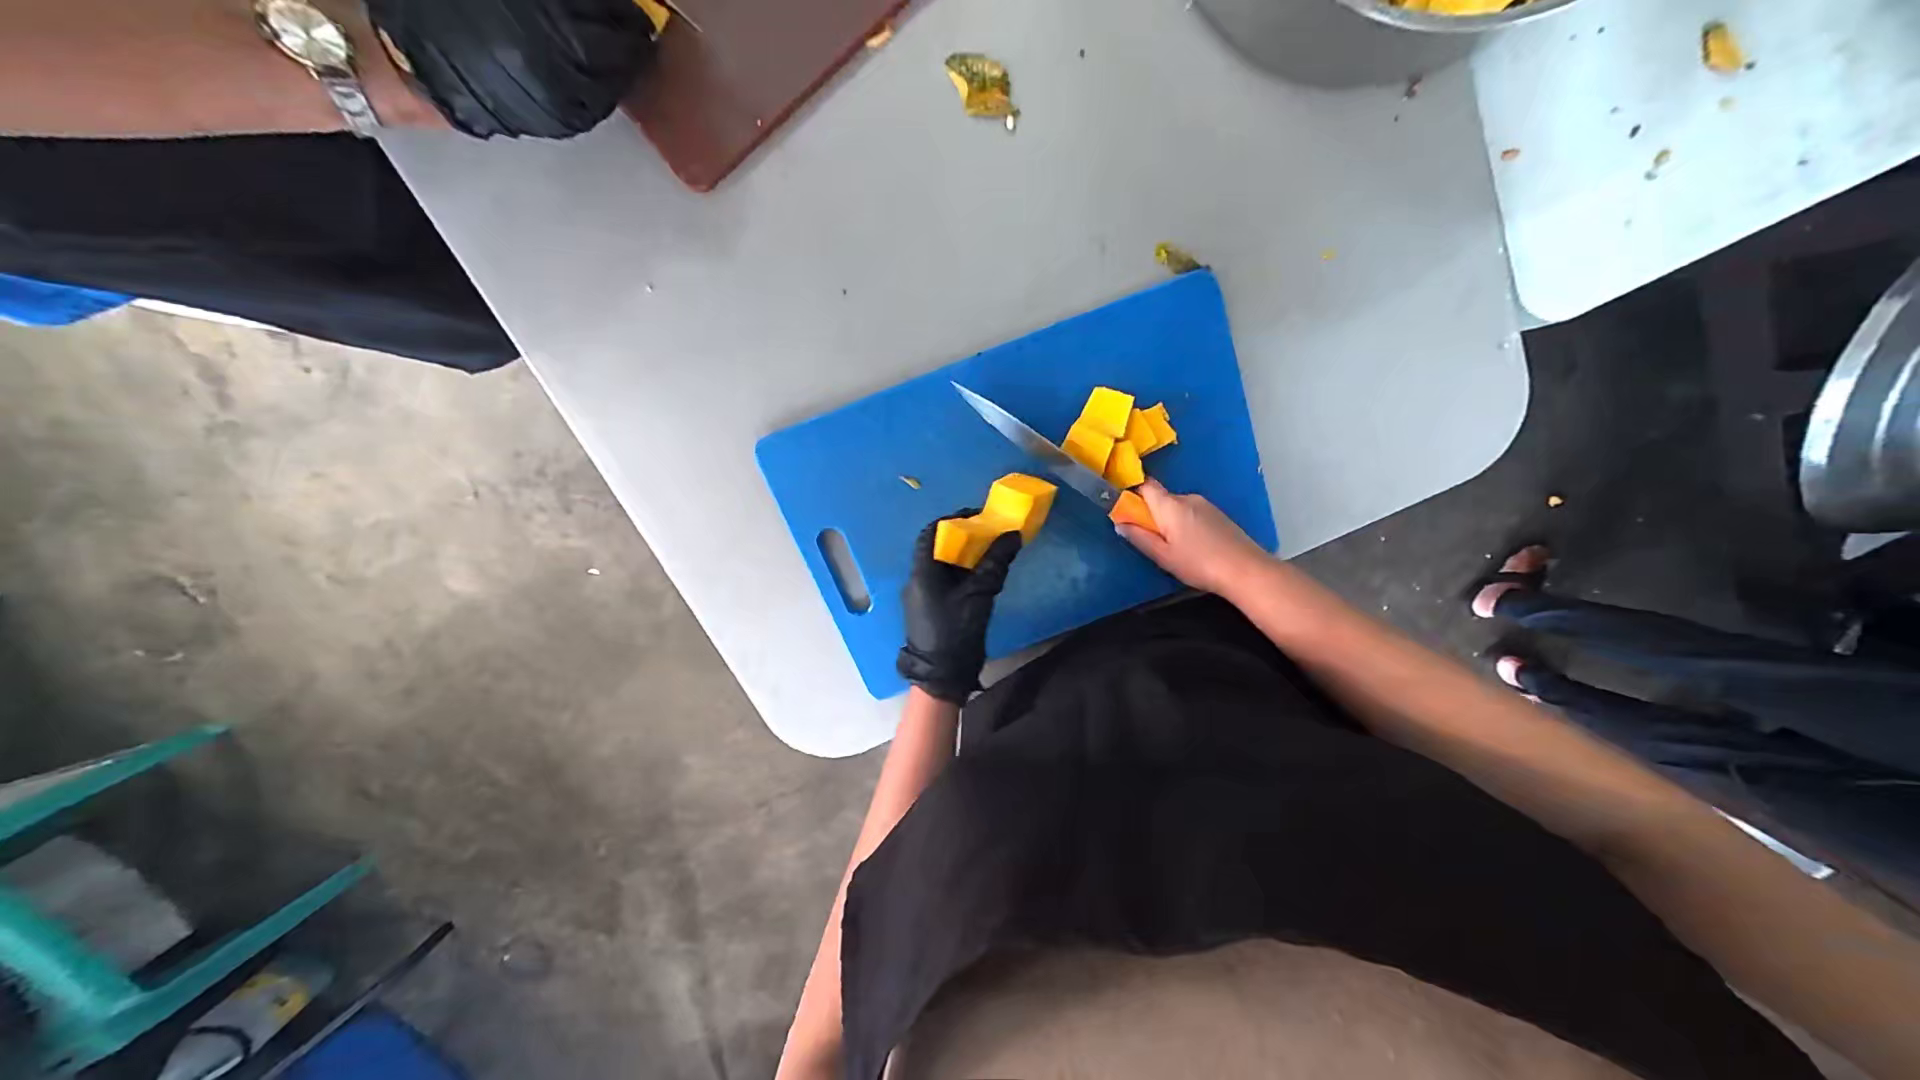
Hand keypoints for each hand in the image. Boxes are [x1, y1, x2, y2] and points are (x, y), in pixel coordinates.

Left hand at [896, 512, 1022, 702]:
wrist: (942, 675)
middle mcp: (917, 580)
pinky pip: (944, 582)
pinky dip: (962, 574)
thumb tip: (1013, 535)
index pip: (931, 532)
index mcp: (922, 572)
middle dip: (962, 538)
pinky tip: (981, 578)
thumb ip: (995, 563)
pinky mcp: (930, 609)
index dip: (952, 520)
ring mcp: (921, 596)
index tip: (977, 517)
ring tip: (989, 554)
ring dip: (963, 557)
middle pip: (937, 548)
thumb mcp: (979, 594)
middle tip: (988, 535)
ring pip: (942, 566)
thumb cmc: (956, 630)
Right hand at [1115, 479, 1271, 596]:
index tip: (1126, 512)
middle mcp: (1187, 498)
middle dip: (1152, 515)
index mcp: (1170, 505)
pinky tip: (1194, 547)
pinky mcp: (1218, 514)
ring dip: (1170, 521)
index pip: (1145, 485)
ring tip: (1176, 548)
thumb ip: (1139, 538)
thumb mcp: (1163, 556)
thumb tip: (1120, 522)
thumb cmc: (1199, 564)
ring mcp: (1205, 505)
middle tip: (1152, 541)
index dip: (1132, 494)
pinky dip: (1186, 525)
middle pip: (1161, 498)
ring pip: (1177, 507)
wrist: (1246, 570)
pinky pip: (1192, 513)